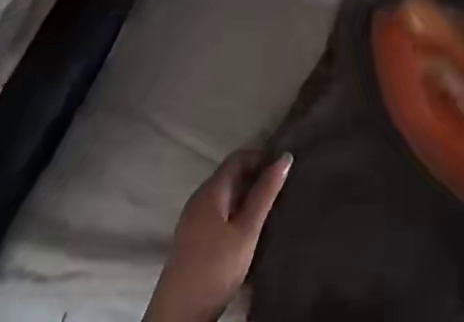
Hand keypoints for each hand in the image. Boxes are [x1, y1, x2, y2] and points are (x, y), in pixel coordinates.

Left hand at [143, 151, 291, 321]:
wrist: (179, 314)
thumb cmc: (216, 267)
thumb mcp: (247, 230)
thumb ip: (265, 194)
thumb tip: (285, 157)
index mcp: (211, 190)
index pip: (238, 157)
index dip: (262, 157)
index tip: (284, 169)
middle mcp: (199, 198)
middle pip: (231, 174)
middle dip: (256, 176)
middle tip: (282, 188)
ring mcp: (193, 218)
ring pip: (225, 194)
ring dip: (247, 195)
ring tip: (271, 208)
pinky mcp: (193, 237)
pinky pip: (219, 211)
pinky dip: (237, 210)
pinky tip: (250, 228)